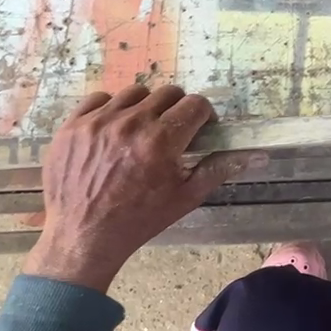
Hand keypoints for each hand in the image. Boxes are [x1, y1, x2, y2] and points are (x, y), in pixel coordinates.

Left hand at [23, 84, 265, 292]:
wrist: (82, 237)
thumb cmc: (141, 219)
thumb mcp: (187, 196)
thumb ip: (220, 168)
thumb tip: (258, 155)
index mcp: (162, 141)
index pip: (196, 104)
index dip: (203, 116)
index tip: (199, 131)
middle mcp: (131, 124)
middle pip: (168, 93)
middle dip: (177, 109)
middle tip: (172, 132)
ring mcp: (97, 123)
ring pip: (135, 93)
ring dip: (146, 107)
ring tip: (142, 130)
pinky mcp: (72, 126)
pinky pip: (99, 99)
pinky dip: (111, 109)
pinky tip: (113, 129)